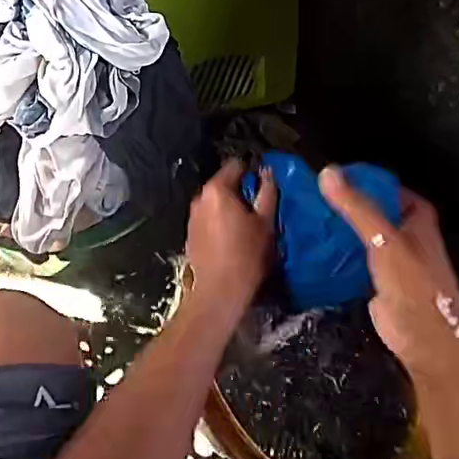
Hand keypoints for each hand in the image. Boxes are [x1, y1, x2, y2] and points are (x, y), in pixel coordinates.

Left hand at [185, 158, 278, 312]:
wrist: (218, 294)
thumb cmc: (246, 256)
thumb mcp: (265, 222)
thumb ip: (267, 191)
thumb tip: (267, 172)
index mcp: (217, 190)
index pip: (235, 165)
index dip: (252, 171)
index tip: (264, 185)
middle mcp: (200, 198)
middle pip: (224, 184)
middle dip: (241, 192)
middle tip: (259, 210)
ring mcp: (193, 216)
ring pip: (216, 202)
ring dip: (231, 208)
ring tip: (248, 227)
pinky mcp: (191, 234)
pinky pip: (209, 218)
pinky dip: (220, 222)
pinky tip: (232, 240)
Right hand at [319, 167, 458, 383]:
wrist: (427, 344)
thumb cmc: (415, 285)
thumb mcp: (385, 239)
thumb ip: (357, 206)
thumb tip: (327, 172)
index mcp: (415, 213)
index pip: (380, 183)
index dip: (354, 177)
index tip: (322, 175)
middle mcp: (403, 229)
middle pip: (367, 207)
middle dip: (341, 202)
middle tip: (306, 194)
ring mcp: (389, 254)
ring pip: (358, 230)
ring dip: (336, 226)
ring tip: (302, 216)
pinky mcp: (375, 277)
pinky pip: (351, 254)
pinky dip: (334, 249)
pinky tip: (310, 245)